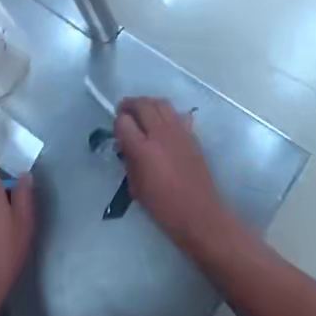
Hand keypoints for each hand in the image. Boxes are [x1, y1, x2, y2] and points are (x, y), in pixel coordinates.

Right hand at [115, 98, 232, 248]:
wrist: (199, 213)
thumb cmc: (163, 207)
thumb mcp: (136, 187)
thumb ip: (129, 161)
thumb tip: (126, 145)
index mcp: (143, 149)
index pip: (123, 121)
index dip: (117, 123)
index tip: (116, 131)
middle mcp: (160, 134)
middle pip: (142, 105)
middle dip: (129, 105)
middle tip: (123, 112)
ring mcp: (179, 132)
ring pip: (161, 103)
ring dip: (148, 104)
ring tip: (142, 113)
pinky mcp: (192, 135)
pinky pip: (177, 114)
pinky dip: (166, 113)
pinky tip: (163, 124)